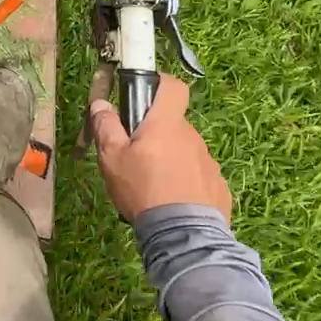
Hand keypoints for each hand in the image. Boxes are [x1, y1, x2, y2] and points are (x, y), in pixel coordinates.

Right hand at [89, 74, 232, 223]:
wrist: (184, 237)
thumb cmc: (143, 189)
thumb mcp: (112, 157)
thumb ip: (106, 126)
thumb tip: (102, 104)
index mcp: (166, 124)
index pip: (172, 86)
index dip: (158, 82)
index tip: (141, 94)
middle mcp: (192, 137)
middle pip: (171, 123)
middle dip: (154, 133)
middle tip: (133, 154)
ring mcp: (209, 163)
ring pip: (184, 149)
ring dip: (169, 158)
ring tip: (152, 183)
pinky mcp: (218, 187)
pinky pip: (197, 174)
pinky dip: (184, 180)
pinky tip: (171, 200)